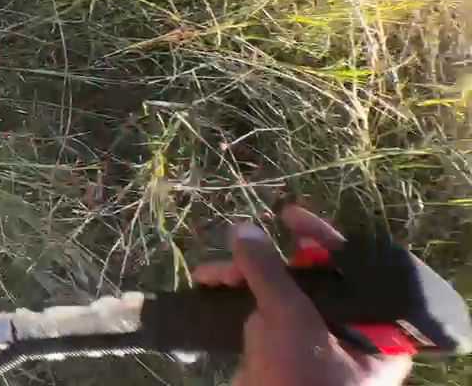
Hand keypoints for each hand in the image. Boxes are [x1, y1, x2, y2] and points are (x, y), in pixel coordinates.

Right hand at [193, 204, 412, 385]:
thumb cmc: (305, 379)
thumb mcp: (290, 321)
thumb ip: (268, 273)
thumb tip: (243, 228)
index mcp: (373, 330)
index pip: (359, 271)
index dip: (327, 239)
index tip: (289, 214)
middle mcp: (346, 329)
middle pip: (310, 274)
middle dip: (266, 257)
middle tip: (237, 243)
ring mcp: (309, 335)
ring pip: (276, 285)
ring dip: (241, 271)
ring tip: (214, 274)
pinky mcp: (277, 340)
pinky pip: (256, 300)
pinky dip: (233, 286)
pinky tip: (210, 282)